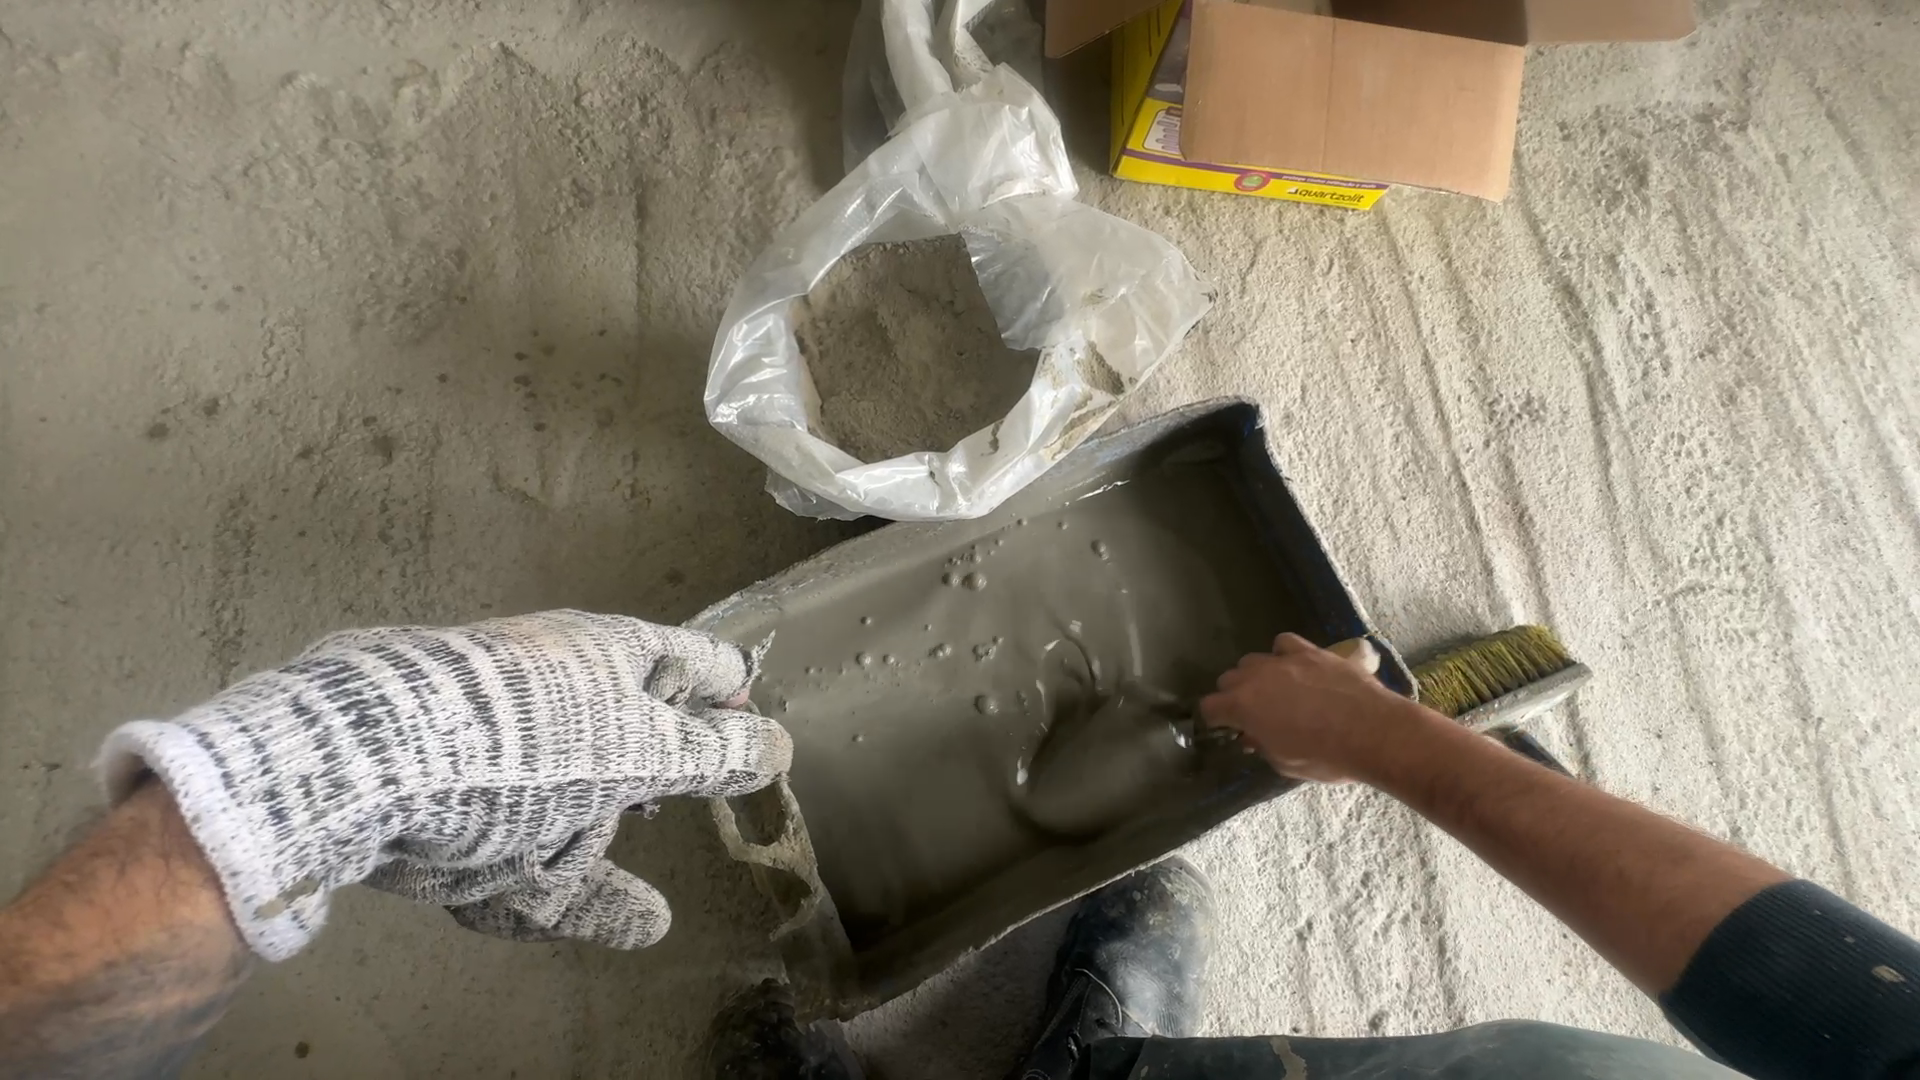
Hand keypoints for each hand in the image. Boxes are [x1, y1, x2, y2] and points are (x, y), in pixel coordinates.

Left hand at [98, 611, 788, 959]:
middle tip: (679, 805)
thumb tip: (782, 744)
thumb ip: (714, 753)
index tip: (762, 739)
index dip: (739, 697)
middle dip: (667, 772)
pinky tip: (635, 925)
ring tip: (642, 896)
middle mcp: (568, 695)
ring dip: (608, 839)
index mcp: (618, 656)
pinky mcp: (466, 810)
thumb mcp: (641, 747)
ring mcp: (511, 752)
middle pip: (640, 732)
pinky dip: (575, 888)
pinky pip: (536, 853)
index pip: (706, 663)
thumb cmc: (527, 738)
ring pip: (584, 800)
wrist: (357, 769)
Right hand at [1199, 633, 1432, 782]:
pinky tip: (1295, 667)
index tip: (1226, 728)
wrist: (1373, 732)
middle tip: (1254, 713)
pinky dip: (1284, 654)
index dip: (1215, 719)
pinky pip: (1283, 644)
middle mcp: (1254, 678)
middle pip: (1227, 679)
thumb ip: (1262, 745)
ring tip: (1275, 690)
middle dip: (1234, 696)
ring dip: (1256, 675)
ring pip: (1252, 660)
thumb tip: (1253, 736)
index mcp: (1242, 707)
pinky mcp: (1309, 651)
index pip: (1209, 707)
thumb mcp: (1285, 763)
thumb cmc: (1326, 756)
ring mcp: (1281, 661)